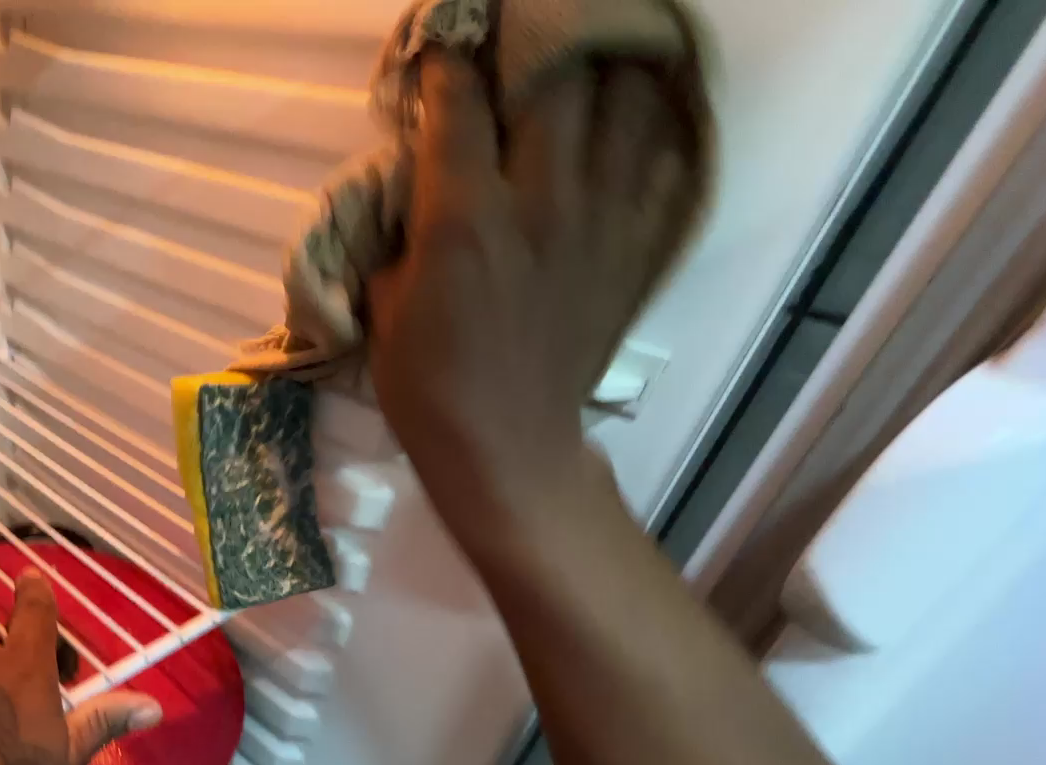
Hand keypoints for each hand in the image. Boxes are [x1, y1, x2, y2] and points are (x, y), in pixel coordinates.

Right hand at [369, 53, 701, 518]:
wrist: (505, 444)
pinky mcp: (633, 245)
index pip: (458, 108)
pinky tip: (632, 116)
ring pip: (624, 100)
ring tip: (586, 49)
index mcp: (464, 221)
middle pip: (558, 78)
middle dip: (537, 38)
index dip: (447, 65)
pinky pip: (662, 155)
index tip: (441, 45)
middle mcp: (540, 201)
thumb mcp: (383, 314)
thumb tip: (414, 201)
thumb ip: (398, 243)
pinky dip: (649, 123)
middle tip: (522, 30)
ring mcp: (599, 219)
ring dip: (603, 63)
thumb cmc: (428, 386)